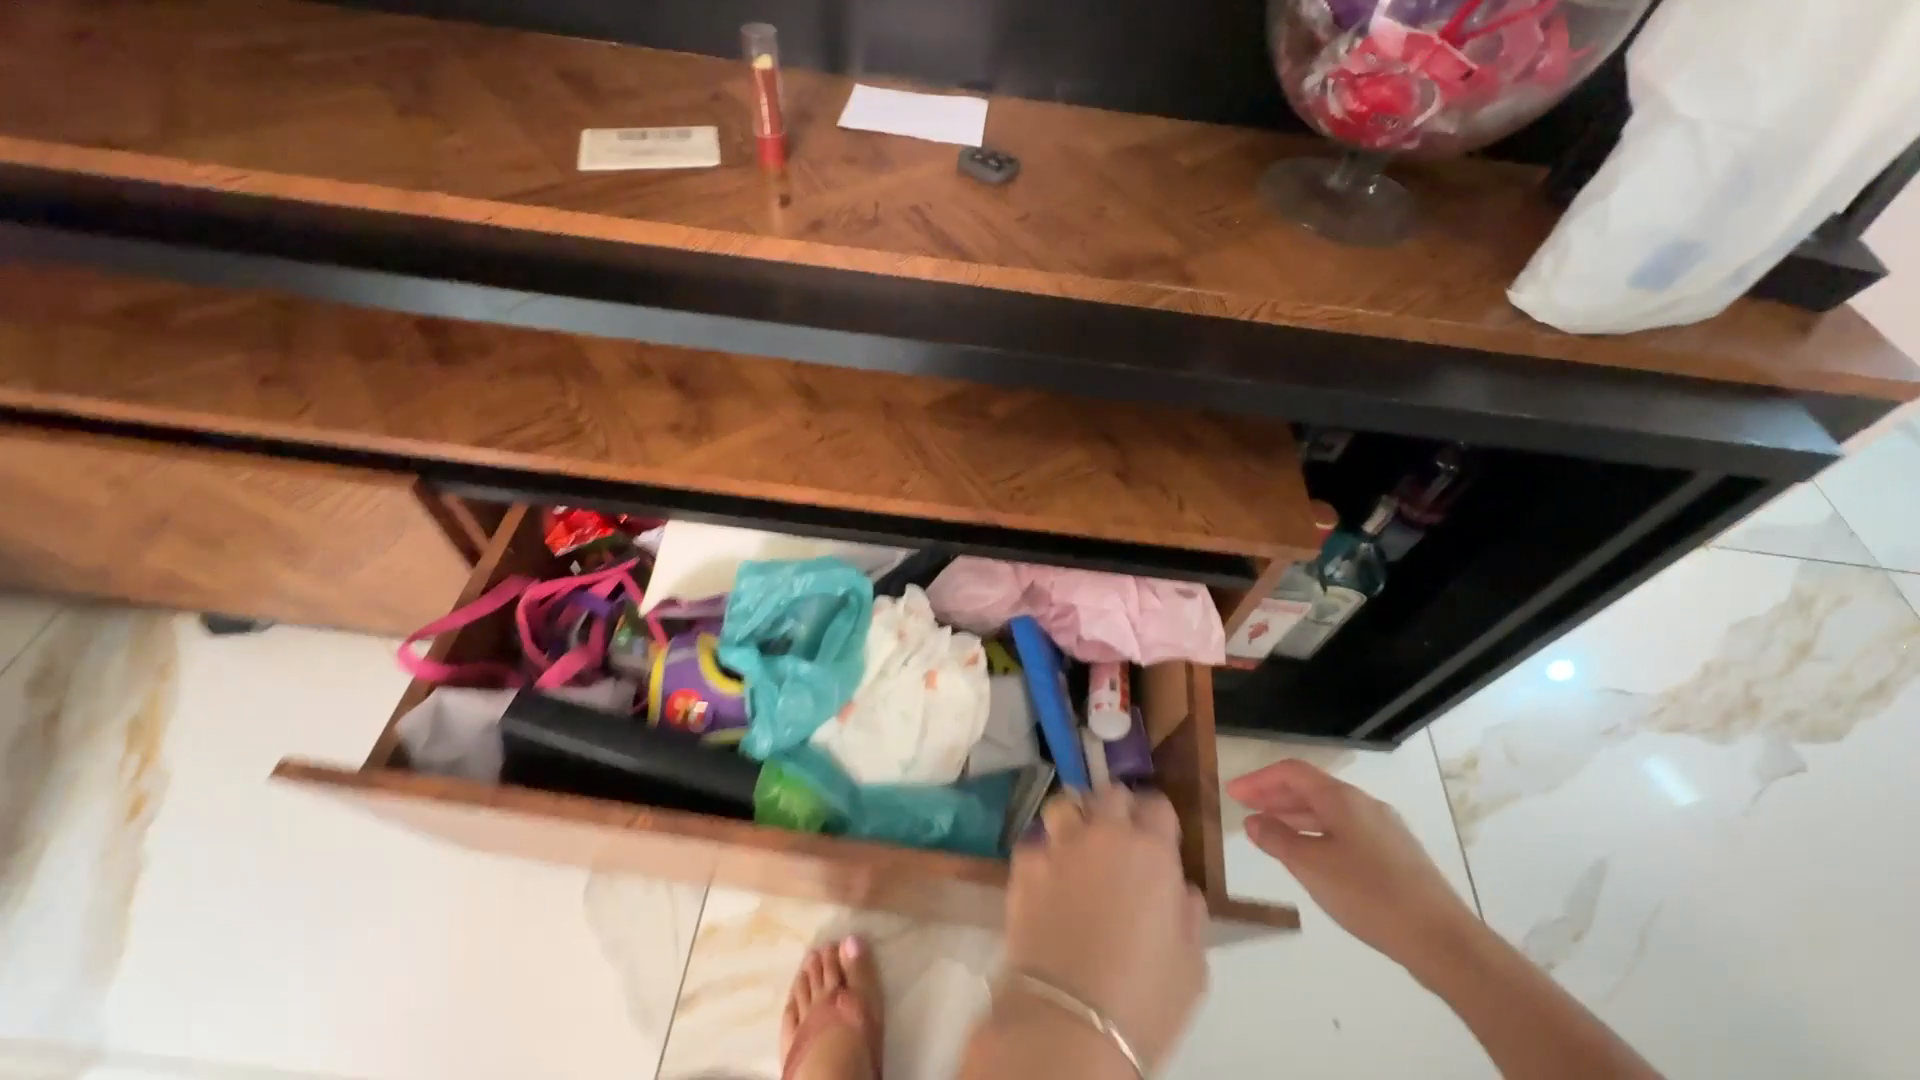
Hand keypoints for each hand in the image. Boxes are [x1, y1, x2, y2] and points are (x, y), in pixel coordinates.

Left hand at [1002, 787, 1208, 1070]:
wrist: (1069, 1022)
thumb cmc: (1144, 999)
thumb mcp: (1192, 962)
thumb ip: (1187, 912)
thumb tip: (1178, 888)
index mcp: (1152, 852)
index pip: (1157, 805)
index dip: (1158, 819)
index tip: (1157, 837)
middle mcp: (1104, 836)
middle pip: (1110, 794)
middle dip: (1117, 809)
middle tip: (1118, 837)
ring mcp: (1059, 848)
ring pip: (1065, 806)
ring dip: (1075, 819)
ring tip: (1078, 845)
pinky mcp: (1023, 868)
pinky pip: (1034, 841)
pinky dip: (1044, 850)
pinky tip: (1048, 874)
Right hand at [1233, 759, 1478, 970]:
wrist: (1440, 938)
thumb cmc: (1369, 895)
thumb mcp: (1311, 867)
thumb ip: (1277, 839)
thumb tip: (1253, 820)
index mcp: (1343, 799)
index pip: (1292, 772)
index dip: (1258, 779)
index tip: (1232, 793)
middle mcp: (1364, 805)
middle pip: (1311, 788)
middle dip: (1274, 795)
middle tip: (1244, 810)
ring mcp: (1383, 829)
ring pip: (1328, 811)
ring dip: (1294, 815)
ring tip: (1268, 831)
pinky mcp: (1393, 853)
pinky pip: (1344, 829)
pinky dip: (1316, 832)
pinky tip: (1308, 855)